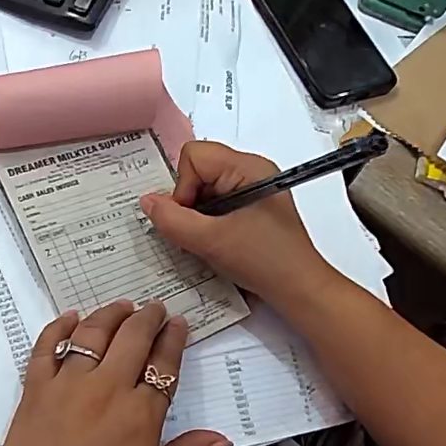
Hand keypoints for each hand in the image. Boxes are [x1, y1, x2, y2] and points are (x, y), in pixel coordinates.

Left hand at [0, 301, 230, 445]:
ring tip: (122, 306)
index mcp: (142, 416)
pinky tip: (70, 318)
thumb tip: (220, 439)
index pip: (165, 364)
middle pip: (133, 337)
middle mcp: (107, 390)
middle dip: (149, 317)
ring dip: (110, 314)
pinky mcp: (34, 391)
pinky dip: (58, 327)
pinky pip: (46, 347)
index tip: (179, 325)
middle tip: (156, 308)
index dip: (174, 340)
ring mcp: (67, 387)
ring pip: (92, 332)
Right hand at [139, 141, 340, 307]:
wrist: (298, 289)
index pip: (194, 156)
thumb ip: (173, 220)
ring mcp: (251, 189)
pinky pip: (215, 204)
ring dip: (197, 216)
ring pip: (203, 189)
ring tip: (208, 241)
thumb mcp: (211, 242)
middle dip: (188, 202)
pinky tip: (215, 243)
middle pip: (197, 170)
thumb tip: (147, 202)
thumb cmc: (265, 262)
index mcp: (247, 168)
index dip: (182, 187)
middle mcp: (250, 171)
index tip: (191, 219)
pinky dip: (207, 223)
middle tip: (197, 232)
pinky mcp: (250, 207)